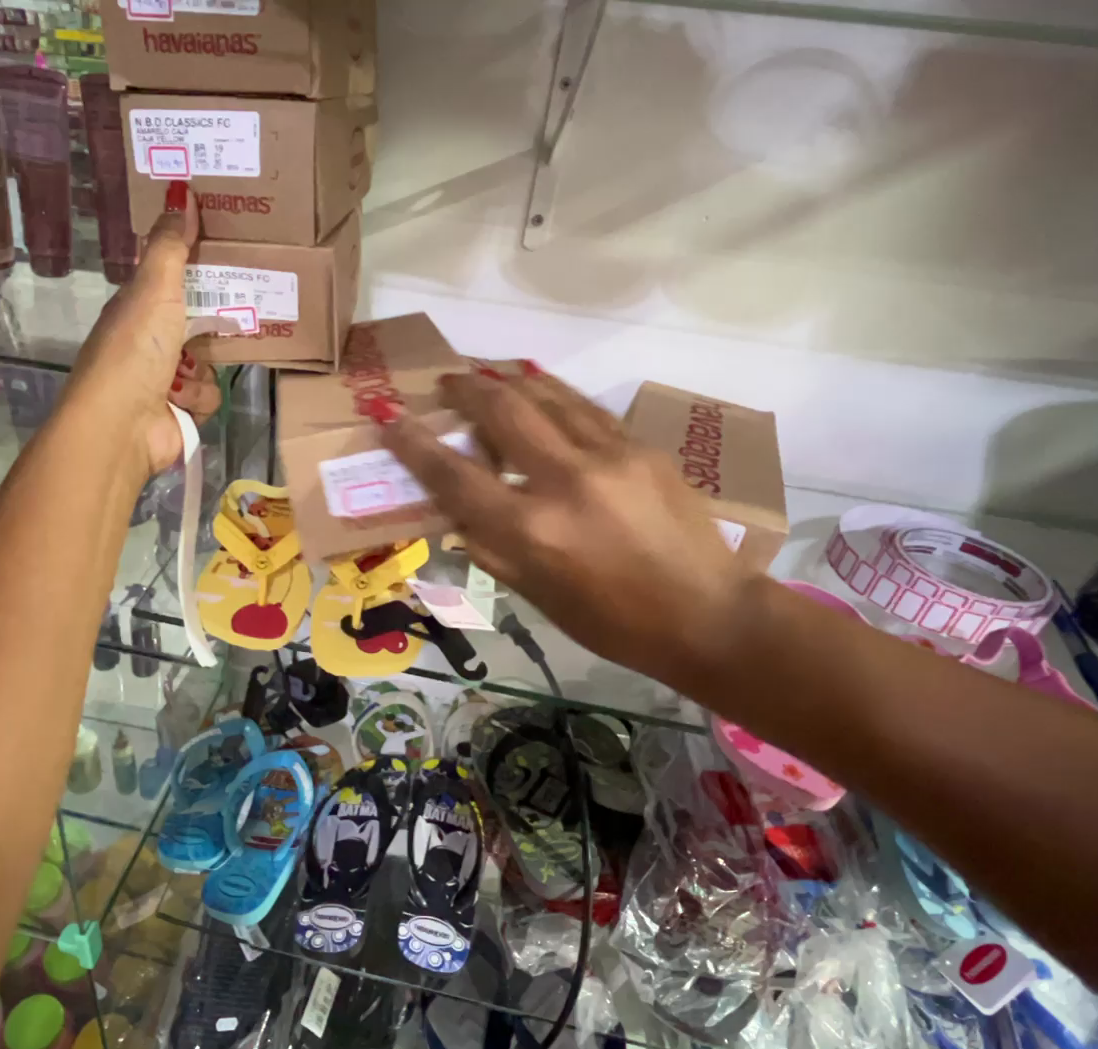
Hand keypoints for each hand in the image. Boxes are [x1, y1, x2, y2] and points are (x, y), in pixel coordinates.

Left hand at [67, 181, 224, 472]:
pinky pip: (209, 397)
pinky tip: (180, 402)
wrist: (120, 425)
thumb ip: (171, 245)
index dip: (199, 267)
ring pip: (209, 364)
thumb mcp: (154, 289)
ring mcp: (163, 379)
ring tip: (182, 376)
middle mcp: (149, 342)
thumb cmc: (134, 350)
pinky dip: (198, 400)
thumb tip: (180, 186)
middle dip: (211, 325)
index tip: (228, 252)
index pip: (174, 279)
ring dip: (201, 371)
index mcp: (137, 307)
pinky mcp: (179, 413)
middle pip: (198, 323)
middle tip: (234, 315)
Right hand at [375, 364, 764, 681]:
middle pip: (501, 412)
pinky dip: (552, 394)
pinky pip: (584, 408)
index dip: (415, 444)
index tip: (390, 417)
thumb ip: (493, 550)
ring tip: (488, 375)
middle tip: (446, 382)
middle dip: (465, 389)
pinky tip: (540, 390)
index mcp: (531, 531)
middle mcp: (564, 481)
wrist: (707, 614)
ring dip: (508, 380)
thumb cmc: (614, 623)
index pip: (456, 476)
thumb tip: (460, 515)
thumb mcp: (539, 597)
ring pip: (545, 396)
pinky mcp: (640, 447)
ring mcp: (608, 456)